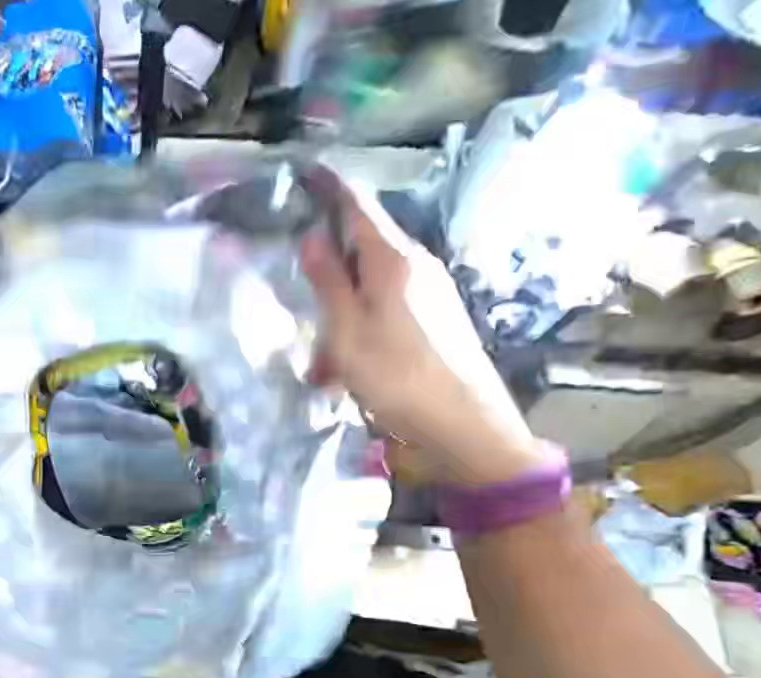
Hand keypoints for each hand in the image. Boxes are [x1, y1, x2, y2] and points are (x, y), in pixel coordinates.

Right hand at [301, 183, 549, 484]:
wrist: (464, 424)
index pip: (358, 206)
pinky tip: (346, 364)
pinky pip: (387, 308)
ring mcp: (431, 292)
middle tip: (297, 277)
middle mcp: (417, 265)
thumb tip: (312, 238)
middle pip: (365, 245)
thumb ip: (329, 284)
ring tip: (321, 352)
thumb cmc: (398, 377)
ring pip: (373, 284)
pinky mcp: (436, 319)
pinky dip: (360, 325)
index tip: (305, 171)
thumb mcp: (348, 334)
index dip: (331, 186)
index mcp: (394, 260)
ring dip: (342, 306)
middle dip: (330, 259)